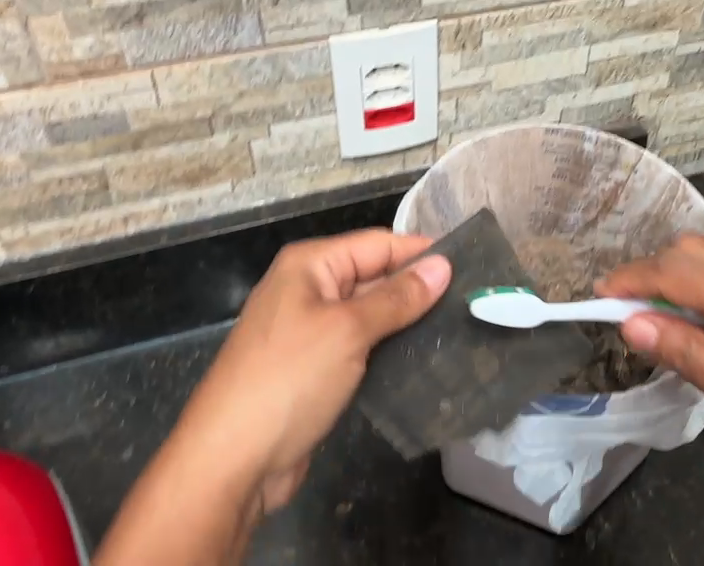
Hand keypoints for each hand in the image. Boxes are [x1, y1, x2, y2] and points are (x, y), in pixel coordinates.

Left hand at [97, 229, 450, 565]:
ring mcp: (309, 331)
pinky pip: (359, 346)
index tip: (470, 263)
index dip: (420, 252)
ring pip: (369, 314)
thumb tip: (442, 265)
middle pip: (373, 276)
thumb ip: (397, 297)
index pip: (377, 244)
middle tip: (471, 299)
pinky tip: (423, 360)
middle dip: (416, 287)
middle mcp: (308, 289)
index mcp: (310, 265)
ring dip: (406, 321)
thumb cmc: (289, 378)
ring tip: (459, 327)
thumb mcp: (348, 330)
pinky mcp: (314, 369)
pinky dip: (388, 350)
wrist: (232, 460)